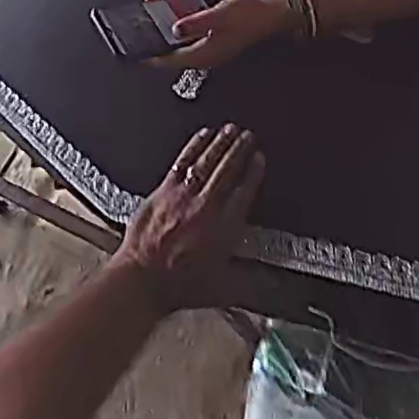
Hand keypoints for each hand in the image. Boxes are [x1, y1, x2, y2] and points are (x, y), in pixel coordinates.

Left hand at [111, 124, 265, 310]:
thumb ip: (254, 282)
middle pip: (227, 170)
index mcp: (224, 229)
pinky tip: (202, 135)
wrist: (142, 278)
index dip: (254, 173)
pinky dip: (194, 146)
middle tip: (248, 135)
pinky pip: (182, 161)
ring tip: (230, 129)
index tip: (260, 159)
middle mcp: (205, 207)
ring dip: (220, 143)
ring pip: (206, 162)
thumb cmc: (179, 286)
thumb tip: (276, 283)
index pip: (244, 192)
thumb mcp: (225, 288)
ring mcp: (183, 196)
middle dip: (239, 150)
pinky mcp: (164, 190)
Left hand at [149, 0, 291, 69]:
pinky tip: (178, 32)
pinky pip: (194, 48)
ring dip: (170, 49)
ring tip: (155, 40)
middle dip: (159, 55)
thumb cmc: (250, 15)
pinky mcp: (219, 46)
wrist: (272, 15)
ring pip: (185, 55)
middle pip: (177, 60)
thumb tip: (174, 29)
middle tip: (143, 48)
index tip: (139, 57)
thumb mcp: (218, 14)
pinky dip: (182, 43)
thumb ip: (194, 22)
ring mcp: (214, 53)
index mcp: (207, 52)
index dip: (154, 59)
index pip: (173, 61)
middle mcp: (209, 57)